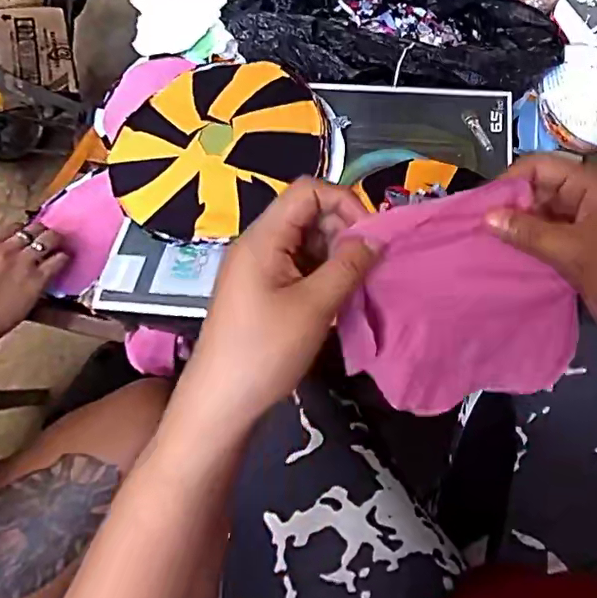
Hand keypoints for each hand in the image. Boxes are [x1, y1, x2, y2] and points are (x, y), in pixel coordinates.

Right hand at [0, 222, 67, 346]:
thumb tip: (6, 249)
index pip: (13, 227)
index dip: (25, 230)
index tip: (30, 235)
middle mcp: (5, 251)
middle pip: (35, 228)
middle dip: (44, 232)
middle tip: (49, 238)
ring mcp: (23, 263)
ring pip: (50, 239)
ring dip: (56, 242)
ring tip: (59, 246)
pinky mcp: (38, 278)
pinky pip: (60, 259)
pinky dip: (64, 258)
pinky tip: (62, 262)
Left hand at [181, 180, 374, 427]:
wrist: (218, 407)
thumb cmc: (264, 352)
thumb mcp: (315, 305)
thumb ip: (349, 265)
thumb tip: (377, 237)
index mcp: (264, 238)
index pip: (308, 190)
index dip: (344, 202)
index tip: (368, 235)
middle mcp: (260, 243)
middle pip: (310, 211)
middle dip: (344, 229)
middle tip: (365, 263)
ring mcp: (261, 266)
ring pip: (309, 238)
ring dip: (338, 252)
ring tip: (355, 281)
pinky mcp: (265, 288)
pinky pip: (302, 262)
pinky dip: (326, 270)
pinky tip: (339, 294)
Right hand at [487, 155, 596, 346]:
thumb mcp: (575, 252)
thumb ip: (530, 233)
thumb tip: (487, 216)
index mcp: (591, 187)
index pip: (542, 167)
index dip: (511, 180)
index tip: (482, 207)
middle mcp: (589, 201)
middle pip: (542, 192)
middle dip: (512, 207)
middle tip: (480, 232)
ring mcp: (590, 228)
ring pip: (547, 220)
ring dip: (522, 231)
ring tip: (489, 249)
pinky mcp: (589, 254)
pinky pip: (555, 243)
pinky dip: (536, 250)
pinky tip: (514, 264)